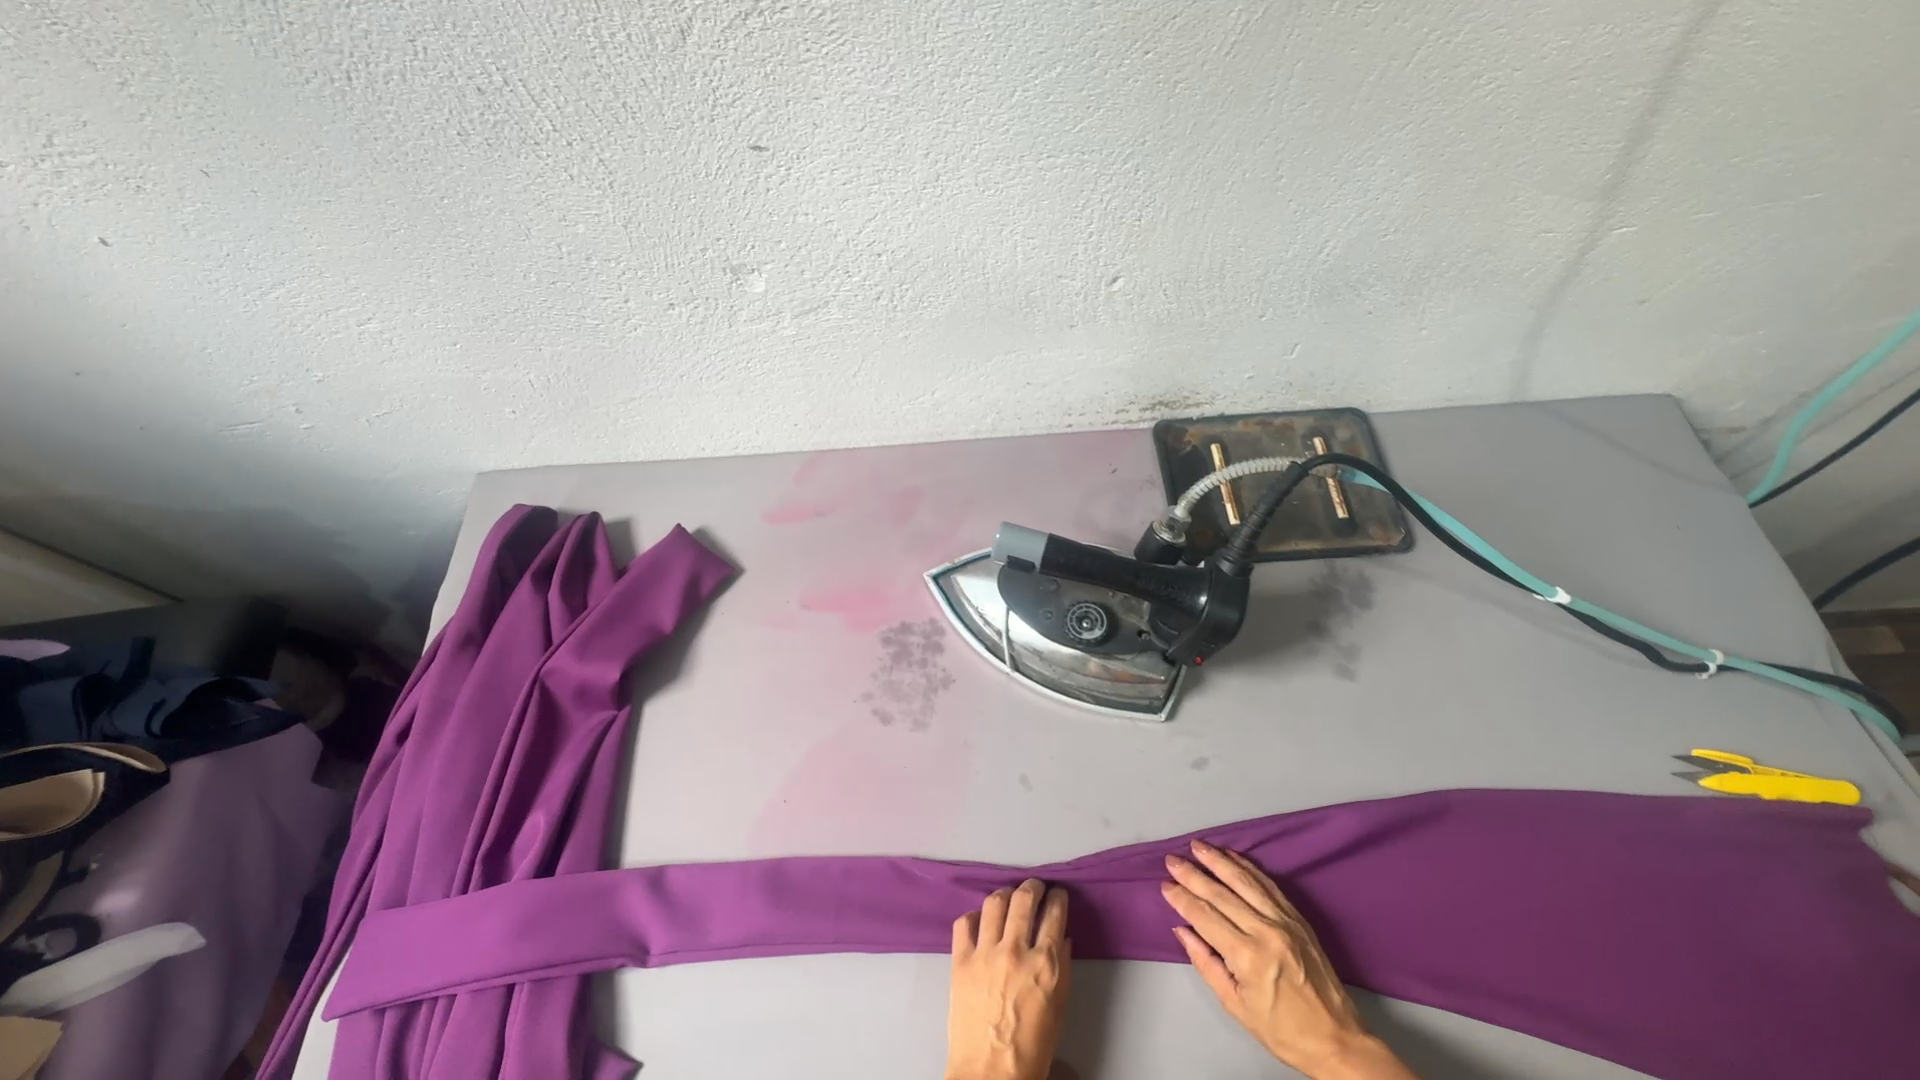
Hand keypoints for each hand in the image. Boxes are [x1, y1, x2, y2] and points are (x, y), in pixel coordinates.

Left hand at [945, 879, 1070, 1079]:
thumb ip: (1062, 968)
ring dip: (1004, 894)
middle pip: (1024, 899)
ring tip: (1008, 896)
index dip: (1058, 898)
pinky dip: (974, 916)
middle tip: (1035, 886)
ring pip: (994, 903)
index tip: (1057, 894)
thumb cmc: (1031, 1047)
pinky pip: (964, 923)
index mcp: (1046, 963)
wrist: (990, 1073)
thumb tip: (1061, 939)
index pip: (1054, 913)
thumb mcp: (1059, 1007)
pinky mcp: (960, 961)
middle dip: (1032, 886)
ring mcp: (985, 953)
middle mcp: (1016, 950)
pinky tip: (980, 920)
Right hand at [1162, 841, 1415, 1079]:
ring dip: (1219, 860)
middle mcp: (1266, 931)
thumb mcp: (1235, 1005)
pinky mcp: (1299, 919)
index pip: (1205, 916)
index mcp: (1247, 956)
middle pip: (1222, 894)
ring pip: (1246, 881)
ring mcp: (1286, 921)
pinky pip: (1269, 885)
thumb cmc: (1282, 1030)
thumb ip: (1206, 964)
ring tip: (1198, 846)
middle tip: (1172, 860)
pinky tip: (1233, 857)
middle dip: (1193, 874)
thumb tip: (1183, 930)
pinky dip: (1248, 867)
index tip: (1165, 885)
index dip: (1182, 899)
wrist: (1336, 1039)